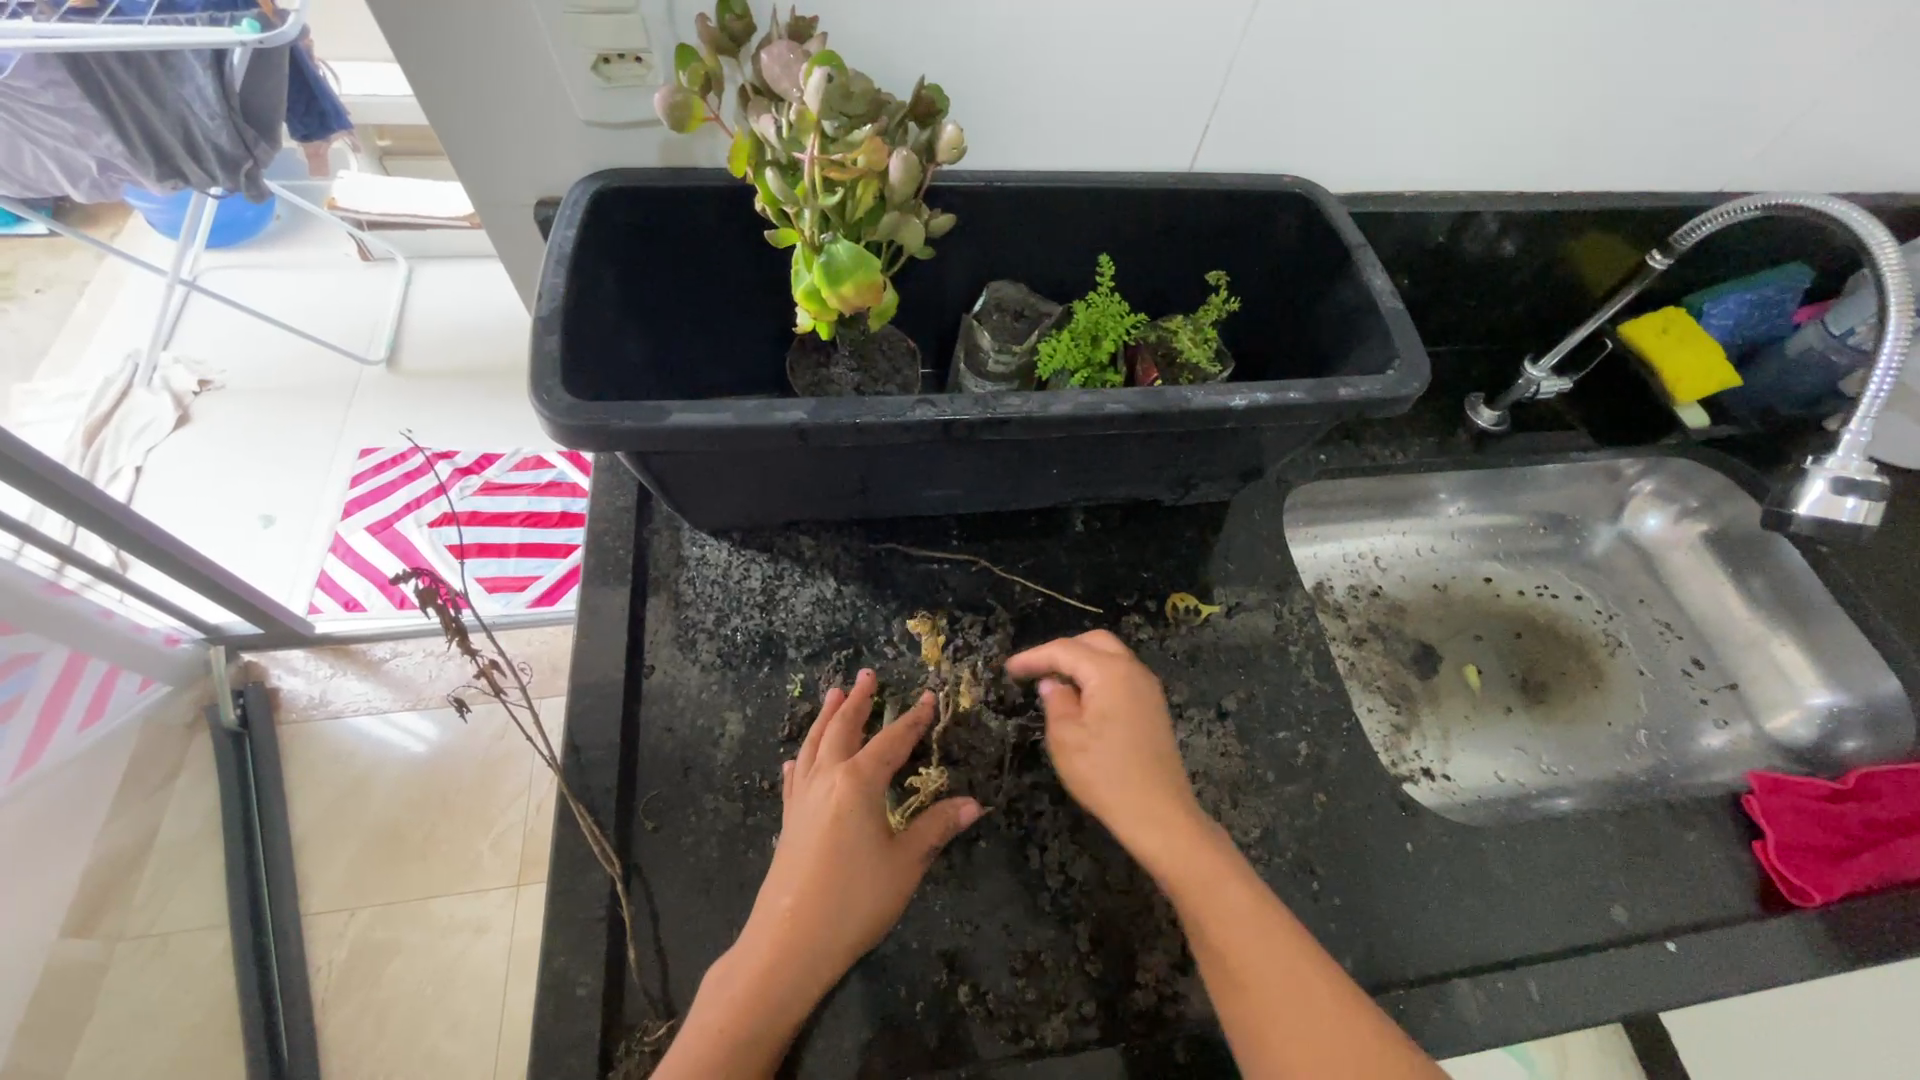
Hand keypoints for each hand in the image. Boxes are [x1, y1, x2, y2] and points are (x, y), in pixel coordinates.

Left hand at [735, 670, 982, 1002]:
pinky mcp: (788, 821)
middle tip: (868, 675)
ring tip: (834, 693)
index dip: (912, 719)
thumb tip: (973, 804)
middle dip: (858, 701)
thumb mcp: (906, 864)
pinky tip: (795, 757)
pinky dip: (800, 759)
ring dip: (825, 717)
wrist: (790, 941)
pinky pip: (794, 777)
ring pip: (813, 745)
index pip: (891, 741)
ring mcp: (802, 799)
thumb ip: (935, 828)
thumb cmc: (855, 899)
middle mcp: (827, 779)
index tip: (928, 698)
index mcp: (859, 782)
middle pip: (842, 729)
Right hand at [1006, 631, 1205, 854]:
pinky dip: (1098, 677)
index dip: (1033, 656)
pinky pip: (1122, 676)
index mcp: (1110, 672)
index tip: (1008, 668)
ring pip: (1111, 657)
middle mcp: (1133, 671)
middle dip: (1061, 651)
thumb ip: (1056, 701)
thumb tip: (1052, 683)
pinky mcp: (1153, 707)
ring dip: (1081, 662)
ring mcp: (1148, 688)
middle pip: (1093, 642)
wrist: (1158, 813)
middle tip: (1034, 670)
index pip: (1065, 650)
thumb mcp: (1065, 739)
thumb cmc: (1105, 775)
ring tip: (1054, 682)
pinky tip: (1082, 699)